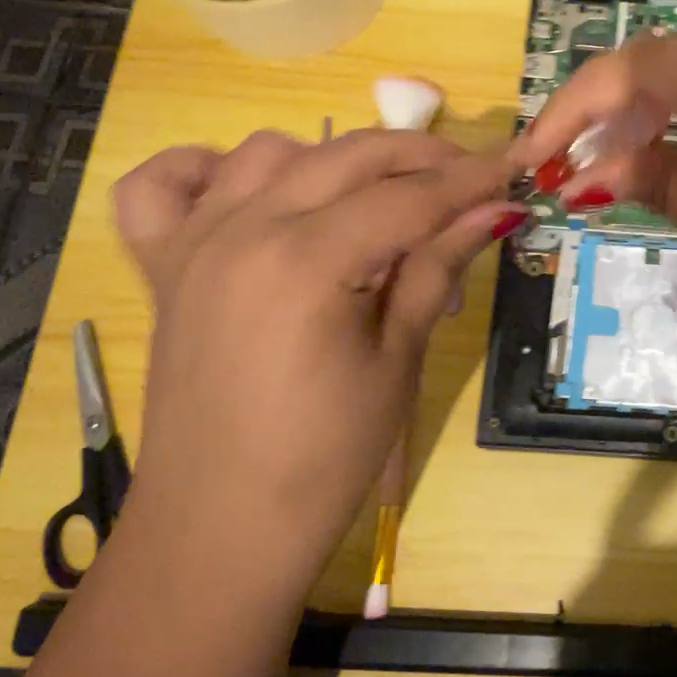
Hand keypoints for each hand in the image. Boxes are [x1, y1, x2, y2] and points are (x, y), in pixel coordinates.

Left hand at [110, 128, 519, 574]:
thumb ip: (440, 268)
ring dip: (334, 159)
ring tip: (374, 198)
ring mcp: (194, 242)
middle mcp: (245, 229)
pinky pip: (162, 184)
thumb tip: (496, 208)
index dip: (470, 180)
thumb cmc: (327, 455)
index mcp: (308, 261)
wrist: (222, 524)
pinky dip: (207, 169)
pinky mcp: (163, 265)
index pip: (409, 197)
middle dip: (420, 156)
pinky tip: (251, 191)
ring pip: (271, 152)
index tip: (514, 168)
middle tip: (470, 178)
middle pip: (349, 156)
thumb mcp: (399, 358)